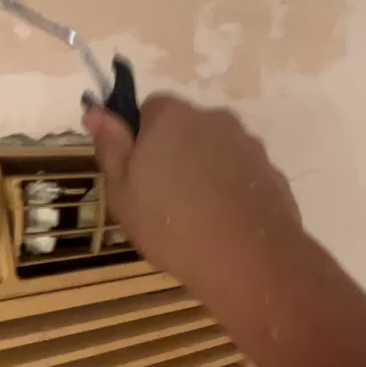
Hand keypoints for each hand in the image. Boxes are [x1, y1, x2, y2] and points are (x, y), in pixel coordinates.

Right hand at [83, 95, 308, 309]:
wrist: (246, 258)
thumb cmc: (169, 223)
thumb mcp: (122, 190)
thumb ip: (110, 146)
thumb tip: (95, 111)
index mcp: (172, 117)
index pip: (149, 108)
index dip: (138, 139)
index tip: (134, 173)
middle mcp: (213, 119)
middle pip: (184, 129)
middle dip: (171, 154)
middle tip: (157, 198)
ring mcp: (247, 145)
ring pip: (212, 152)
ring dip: (201, 172)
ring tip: (191, 216)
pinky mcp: (270, 172)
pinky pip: (238, 175)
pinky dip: (227, 190)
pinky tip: (219, 223)